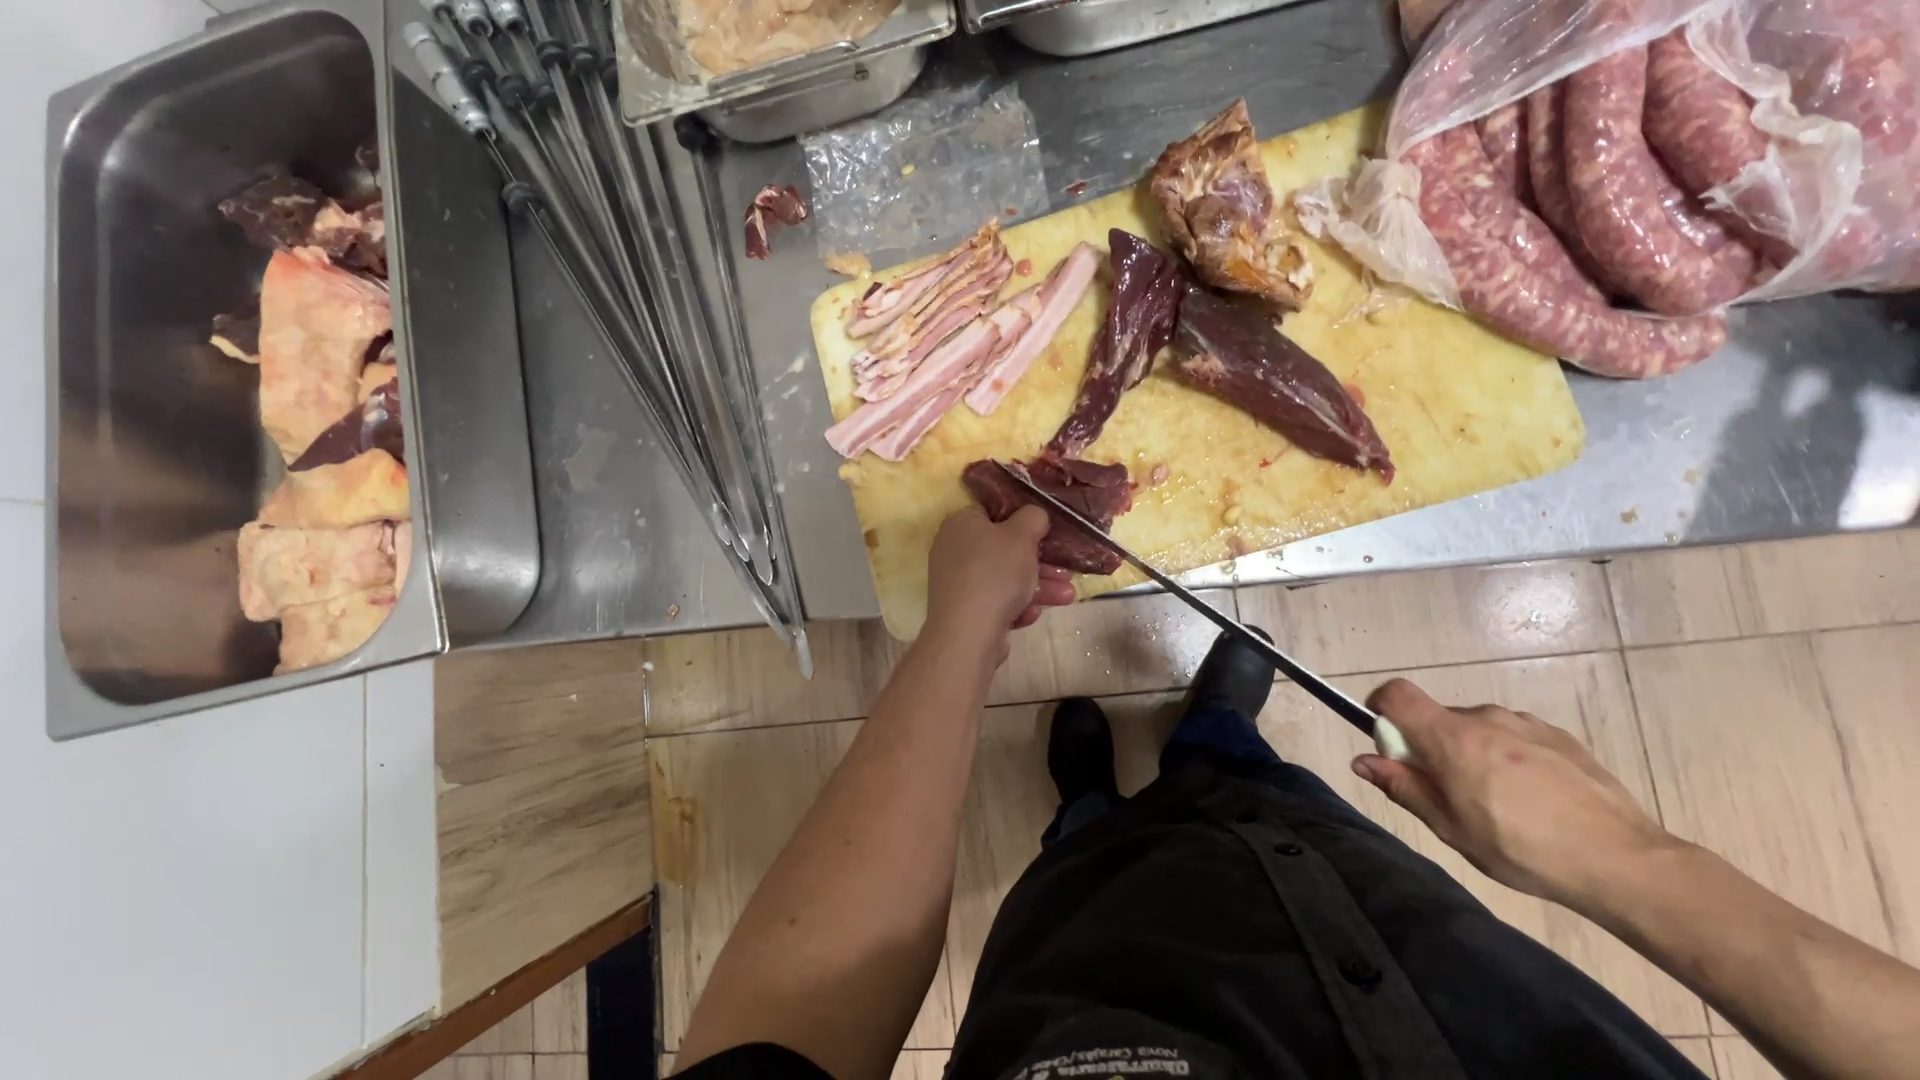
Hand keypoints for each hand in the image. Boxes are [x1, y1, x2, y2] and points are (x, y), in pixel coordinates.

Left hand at [924, 505, 1075, 641]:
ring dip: (1038, 586)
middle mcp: (955, 550)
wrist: (967, 633)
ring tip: (1068, 596)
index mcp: (962, 524)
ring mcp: (958, 583)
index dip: (1022, 519)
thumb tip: (1034, 516)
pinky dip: (1017, 606)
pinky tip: (1033, 614)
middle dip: (1041, 562)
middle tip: (1066, 570)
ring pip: (1006, 579)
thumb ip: (1033, 517)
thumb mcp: (1022, 535)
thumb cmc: (995, 573)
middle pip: (1005, 550)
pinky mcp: (965, 611)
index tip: (1047, 531)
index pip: (993, 512)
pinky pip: (996, 601)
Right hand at [1351, 679, 1676, 906]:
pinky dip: (1509, 757)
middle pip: (1439, 717)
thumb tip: (1363, 760)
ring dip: (1472, 753)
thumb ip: (1404, 787)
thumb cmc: (1521, 849)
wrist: (1621, 860)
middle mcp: (1485, 717)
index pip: (1397, 694)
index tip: (1388, 744)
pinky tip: (1534, 798)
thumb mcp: (1451, 828)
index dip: (1381, 709)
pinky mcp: (1560, 736)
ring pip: (1479, 728)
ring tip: (1498, 801)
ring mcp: (1527, 723)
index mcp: (1452, 738)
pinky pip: (1515, 736)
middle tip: (1449, 794)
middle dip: (1432, 746)